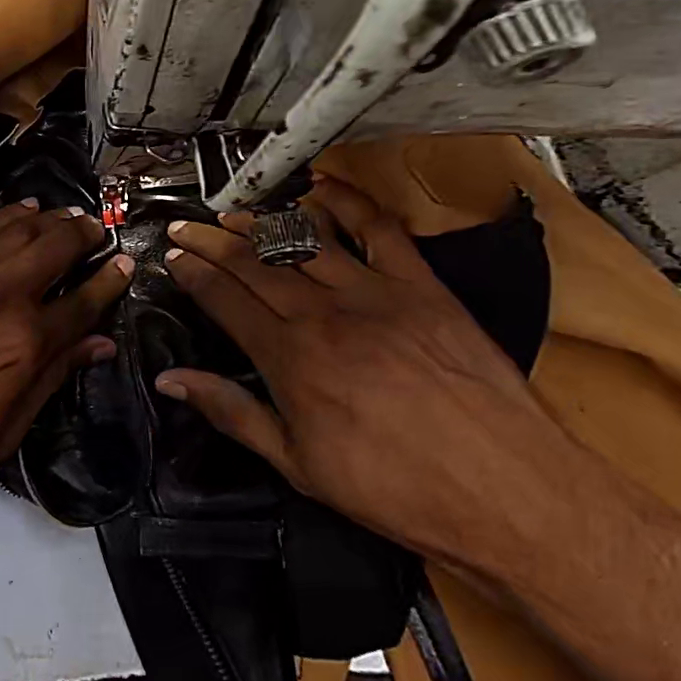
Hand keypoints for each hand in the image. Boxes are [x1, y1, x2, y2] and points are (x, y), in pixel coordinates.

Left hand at [0, 200, 132, 538]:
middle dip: (84, 234)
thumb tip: (96, 345)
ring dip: (49, 219)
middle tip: (98, 229)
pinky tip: (19, 214)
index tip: (123, 266)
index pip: (82, 301)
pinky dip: (5, 218)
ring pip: (18, 229)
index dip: (109, 282)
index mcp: (24, 344)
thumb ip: (51, 379)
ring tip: (68, 214)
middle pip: (55, 248)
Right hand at [156, 178, 572, 565]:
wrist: (506, 492)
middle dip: (211, 240)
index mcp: (290, 359)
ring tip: (234, 213)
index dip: (193, 273)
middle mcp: (323, 314)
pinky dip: (347, 202)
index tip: (174, 257)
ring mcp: (373, 292)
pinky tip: (320, 189)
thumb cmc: (398, 489)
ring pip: (302, 240)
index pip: (224, 299)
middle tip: (187, 227)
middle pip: (252, 262)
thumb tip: (173, 381)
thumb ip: (232, 412)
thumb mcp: (298, 465)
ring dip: (261, 222)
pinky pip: (378, 229)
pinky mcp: (420, 284)